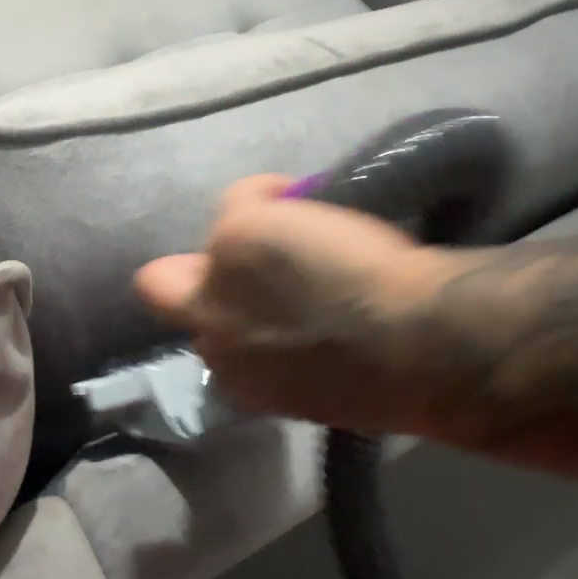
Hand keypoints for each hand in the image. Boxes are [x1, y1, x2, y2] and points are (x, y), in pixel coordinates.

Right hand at [134, 174, 463, 433]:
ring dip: (251, 233)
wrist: (414, 345)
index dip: (226, 317)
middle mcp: (212, 334)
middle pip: (163, 290)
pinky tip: (303, 194)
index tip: (259, 307)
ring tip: (303, 227)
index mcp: (239, 381)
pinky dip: (269, 191)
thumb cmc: (395, 376)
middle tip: (251, 260)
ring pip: (215, 239)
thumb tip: (293, 333)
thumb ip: (287, 357)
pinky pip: (240, 196)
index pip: (205, 344)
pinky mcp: (233, 234)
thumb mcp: (321, 387)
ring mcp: (217, 278)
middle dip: (191, 277)